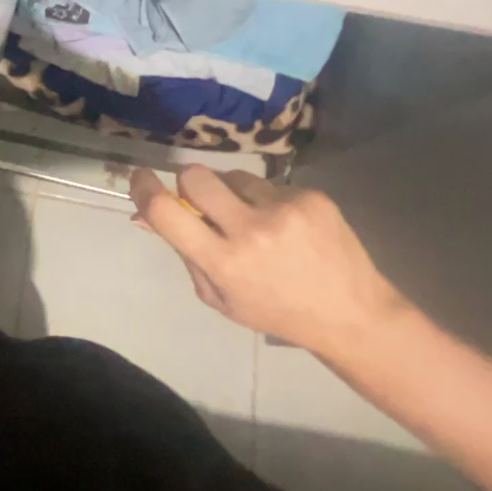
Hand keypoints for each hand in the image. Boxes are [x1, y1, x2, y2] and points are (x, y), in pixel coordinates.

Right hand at [130, 166, 410, 357]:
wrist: (353, 314)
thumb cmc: (276, 312)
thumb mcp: (220, 296)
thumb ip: (184, 253)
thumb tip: (146, 215)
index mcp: (223, 262)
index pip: (166, 211)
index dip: (143, 187)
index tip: (139, 176)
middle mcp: (250, 231)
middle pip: (195, 176)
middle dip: (190, 184)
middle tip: (202, 200)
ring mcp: (284, 210)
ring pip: (234, 176)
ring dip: (233, 192)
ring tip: (256, 220)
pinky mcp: (311, 197)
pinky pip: (270, 184)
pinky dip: (268, 200)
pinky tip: (287, 226)